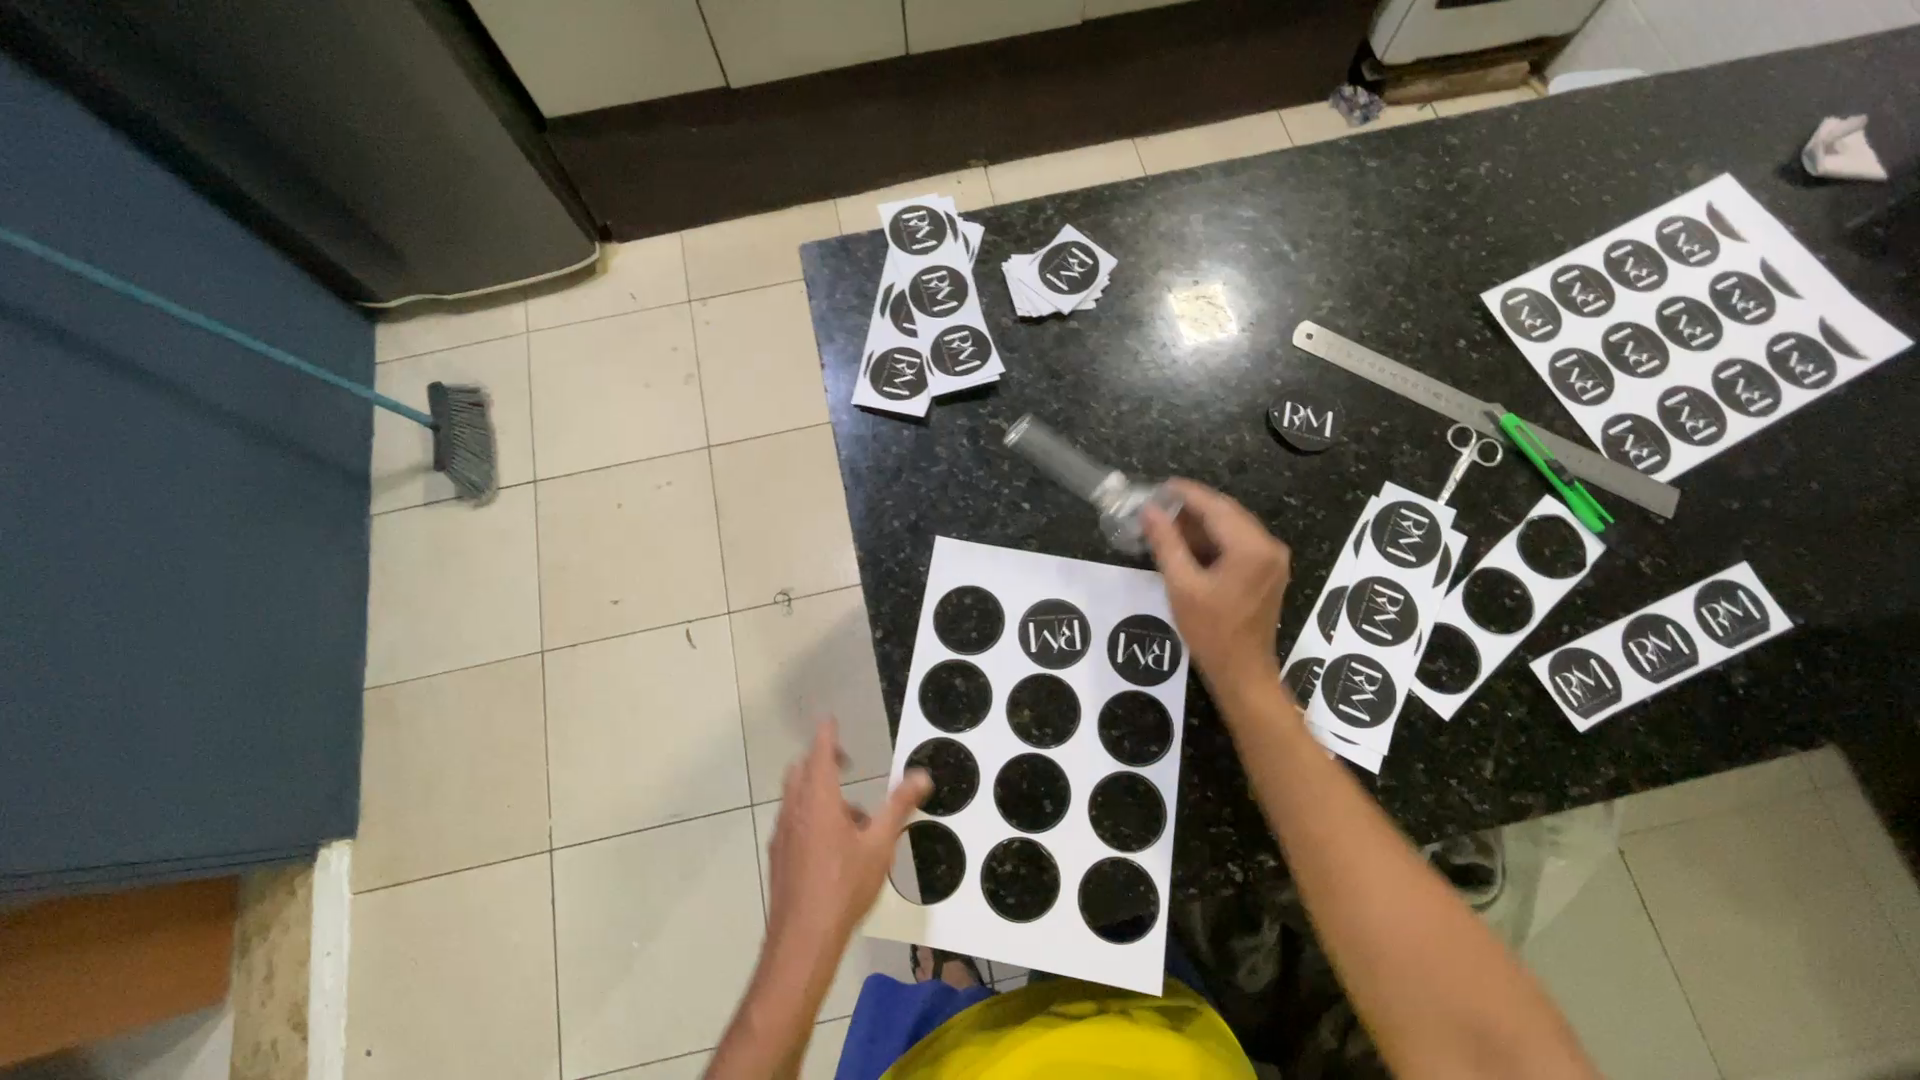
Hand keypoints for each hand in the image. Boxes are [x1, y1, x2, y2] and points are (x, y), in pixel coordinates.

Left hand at [765, 719, 931, 956]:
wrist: (803, 938)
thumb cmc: (844, 886)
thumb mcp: (880, 844)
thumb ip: (899, 806)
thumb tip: (921, 775)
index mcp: (818, 799)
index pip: (820, 753)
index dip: (827, 734)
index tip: (830, 719)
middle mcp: (794, 809)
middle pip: (801, 771)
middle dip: (821, 760)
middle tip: (845, 762)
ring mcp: (782, 833)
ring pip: (795, 798)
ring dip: (817, 792)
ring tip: (851, 815)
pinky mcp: (778, 856)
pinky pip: (793, 821)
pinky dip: (809, 816)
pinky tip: (833, 846)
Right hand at [1141, 478, 1291, 694]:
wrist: (1243, 672)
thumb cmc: (1211, 632)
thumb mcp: (1181, 586)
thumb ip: (1166, 543)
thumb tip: (1149, 511)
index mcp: (1251, 548)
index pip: (1215, 506)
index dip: (1185, 493)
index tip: (1159, 486)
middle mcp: (1269, 546)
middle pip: (1227, 513)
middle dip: (1192, 508)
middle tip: (1158, 508)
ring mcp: (1273, 559)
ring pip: (1233, 527)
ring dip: (1202, 525)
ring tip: (1167, 527)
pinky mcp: (1269, 571)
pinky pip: (1240, 543)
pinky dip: (1215, 540)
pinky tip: (1189, 546)